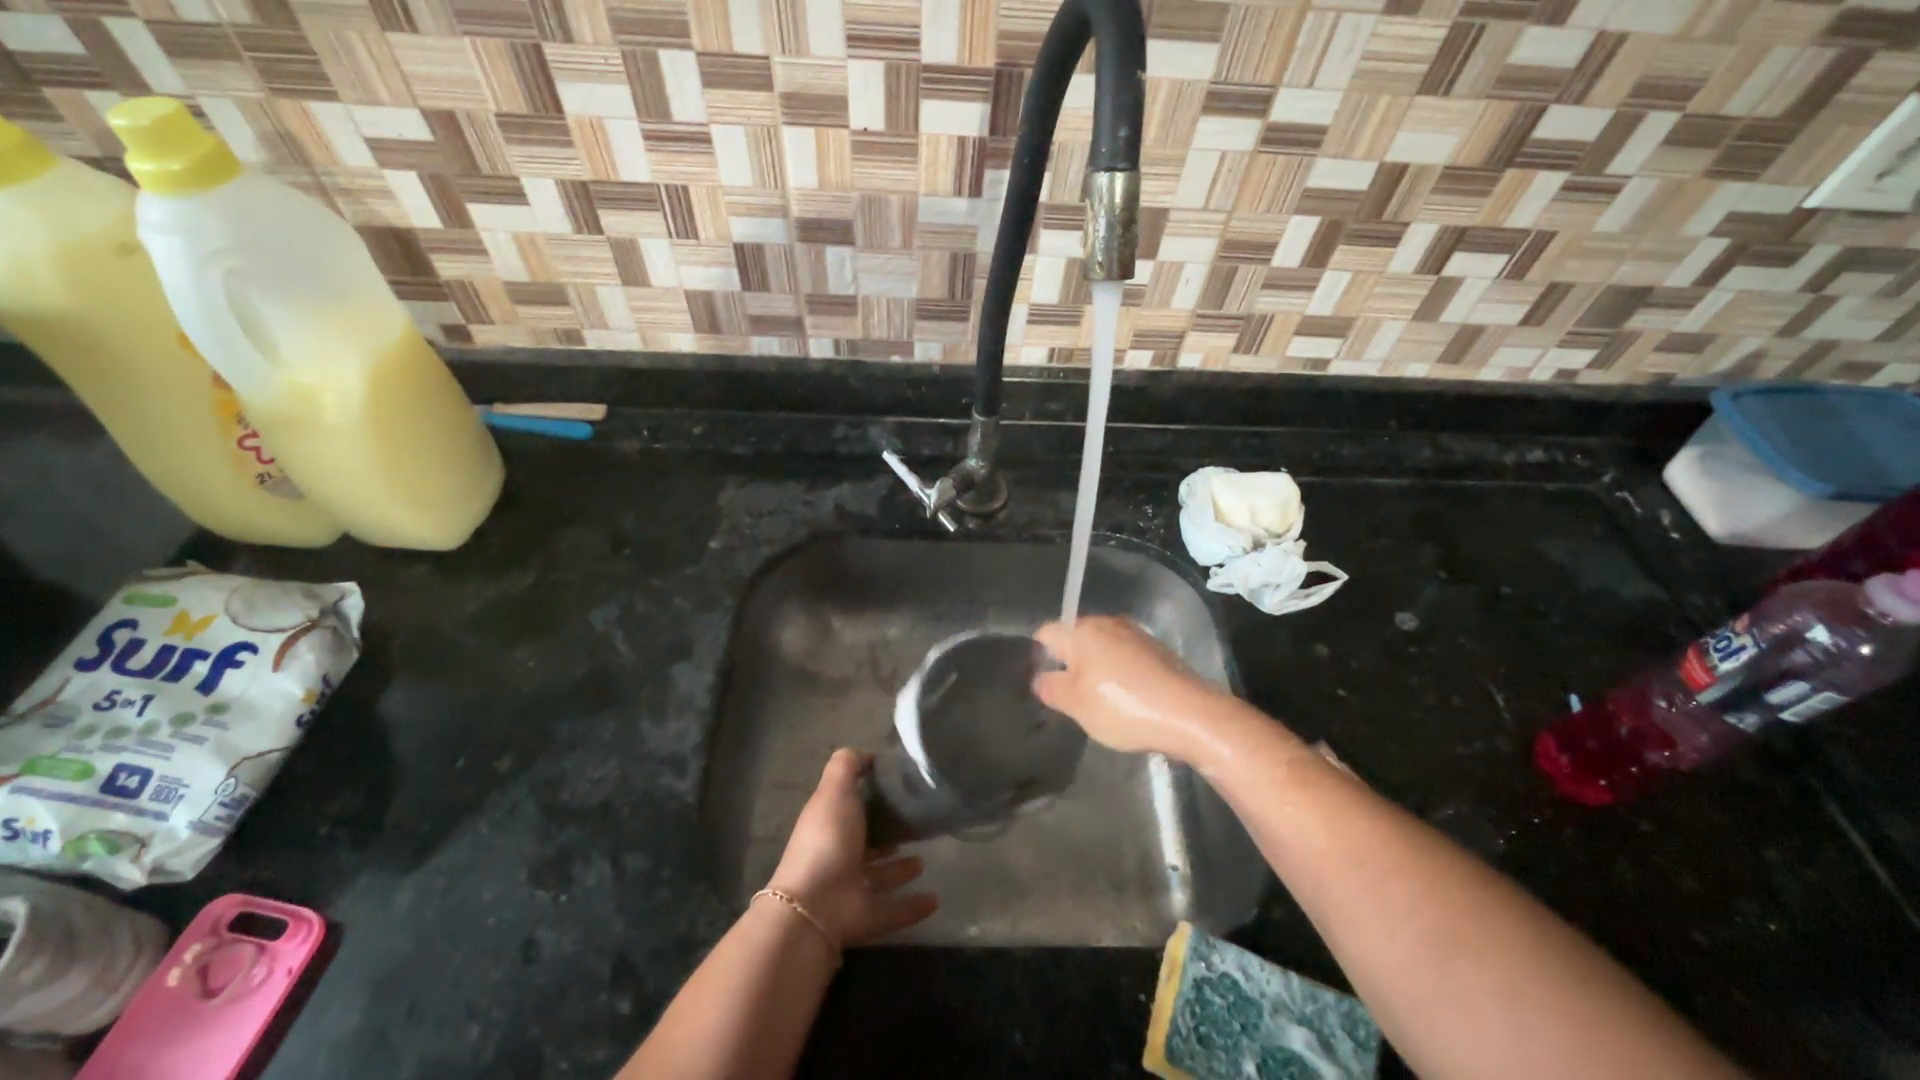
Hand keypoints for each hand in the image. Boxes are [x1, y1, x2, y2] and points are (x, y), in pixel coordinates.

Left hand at [767, 749, 938, 947]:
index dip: (870, 796)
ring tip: (924, 859)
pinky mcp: (868, 917)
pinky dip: (914, 906)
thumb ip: (847, 767)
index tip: (900, 785)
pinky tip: (935, 899)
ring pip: (879, 877)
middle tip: (916, 823)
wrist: (816, 906)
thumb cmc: (826, 841)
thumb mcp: (834, 791)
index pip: (850, 807)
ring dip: (899, 870)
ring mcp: (852, 890)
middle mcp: (838, 856)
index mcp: (829, 826)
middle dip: (886, 835)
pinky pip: (895, 910)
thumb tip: (867, 755)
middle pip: (865, 844)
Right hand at [1032, 616, 1229, 761]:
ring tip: (1100, 703)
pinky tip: (1127, 700)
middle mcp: (1109, 624)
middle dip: (1069, 665)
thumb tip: (1041, 678)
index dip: (1039, 658)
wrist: (1189, 714)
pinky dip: (1119, 674)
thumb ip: (1051, 688)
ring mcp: (1136, 635)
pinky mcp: (1157, 650)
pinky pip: (1125, 657)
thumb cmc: (1123, 707)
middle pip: (1075, 639)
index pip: (1046, 633)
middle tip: (1071, 699)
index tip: (1046, 685)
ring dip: (1096, 671)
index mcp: (1084, 631)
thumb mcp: (1076, 705)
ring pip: (1102, 649)